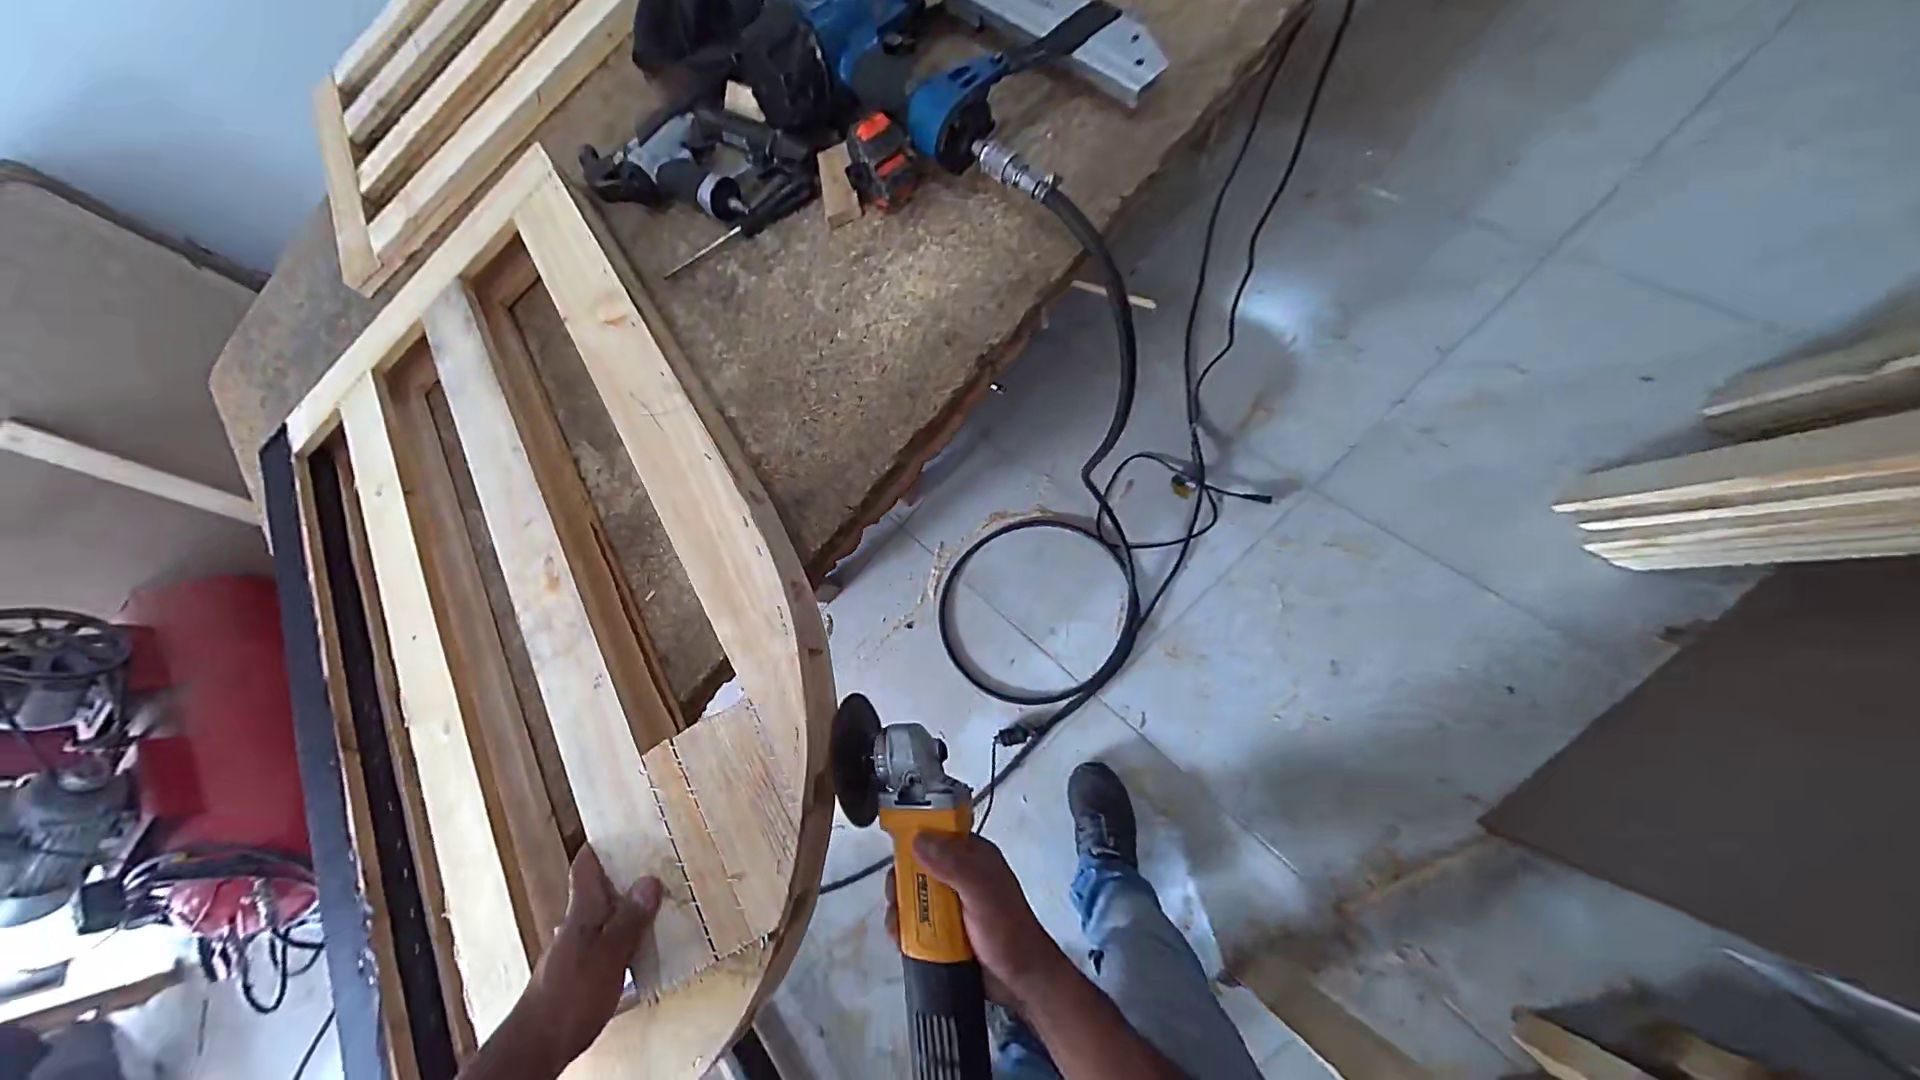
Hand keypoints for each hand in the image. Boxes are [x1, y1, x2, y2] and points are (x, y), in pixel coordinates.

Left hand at [516, 847, 662, 1065]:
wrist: (536, 1050)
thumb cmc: (570, 996)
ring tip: (666, 892)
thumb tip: (650, 878)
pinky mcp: (585, 972)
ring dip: (632, 903)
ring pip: (609, 914)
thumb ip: (628, 919)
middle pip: (601, 888)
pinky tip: (651, 937)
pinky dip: (631, 931)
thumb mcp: (607, 955)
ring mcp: (579, 949)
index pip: (585, 867)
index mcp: (581, 912)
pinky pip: (612, 938)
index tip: (625, 825)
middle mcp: (578, 925)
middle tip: (663, 856)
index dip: (601, 844)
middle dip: (628, 871)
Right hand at [885, 833, 1072, 1011]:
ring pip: (912, 895)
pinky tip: (901, 939)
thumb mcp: (982, 891)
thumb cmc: (1007, 931)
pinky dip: (903, 928)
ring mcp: (949, 904)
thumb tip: (918, 839)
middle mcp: (958, 875)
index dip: (914, 839)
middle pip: (918, 867)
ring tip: (898, 925)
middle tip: (896, 898)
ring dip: (900, 908)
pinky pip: (914, 922)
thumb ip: (953, 864)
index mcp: (972, 856)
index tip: (897, 855)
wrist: (1021, 983)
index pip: (938, 835)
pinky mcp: (941, 931)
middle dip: (901, 881)